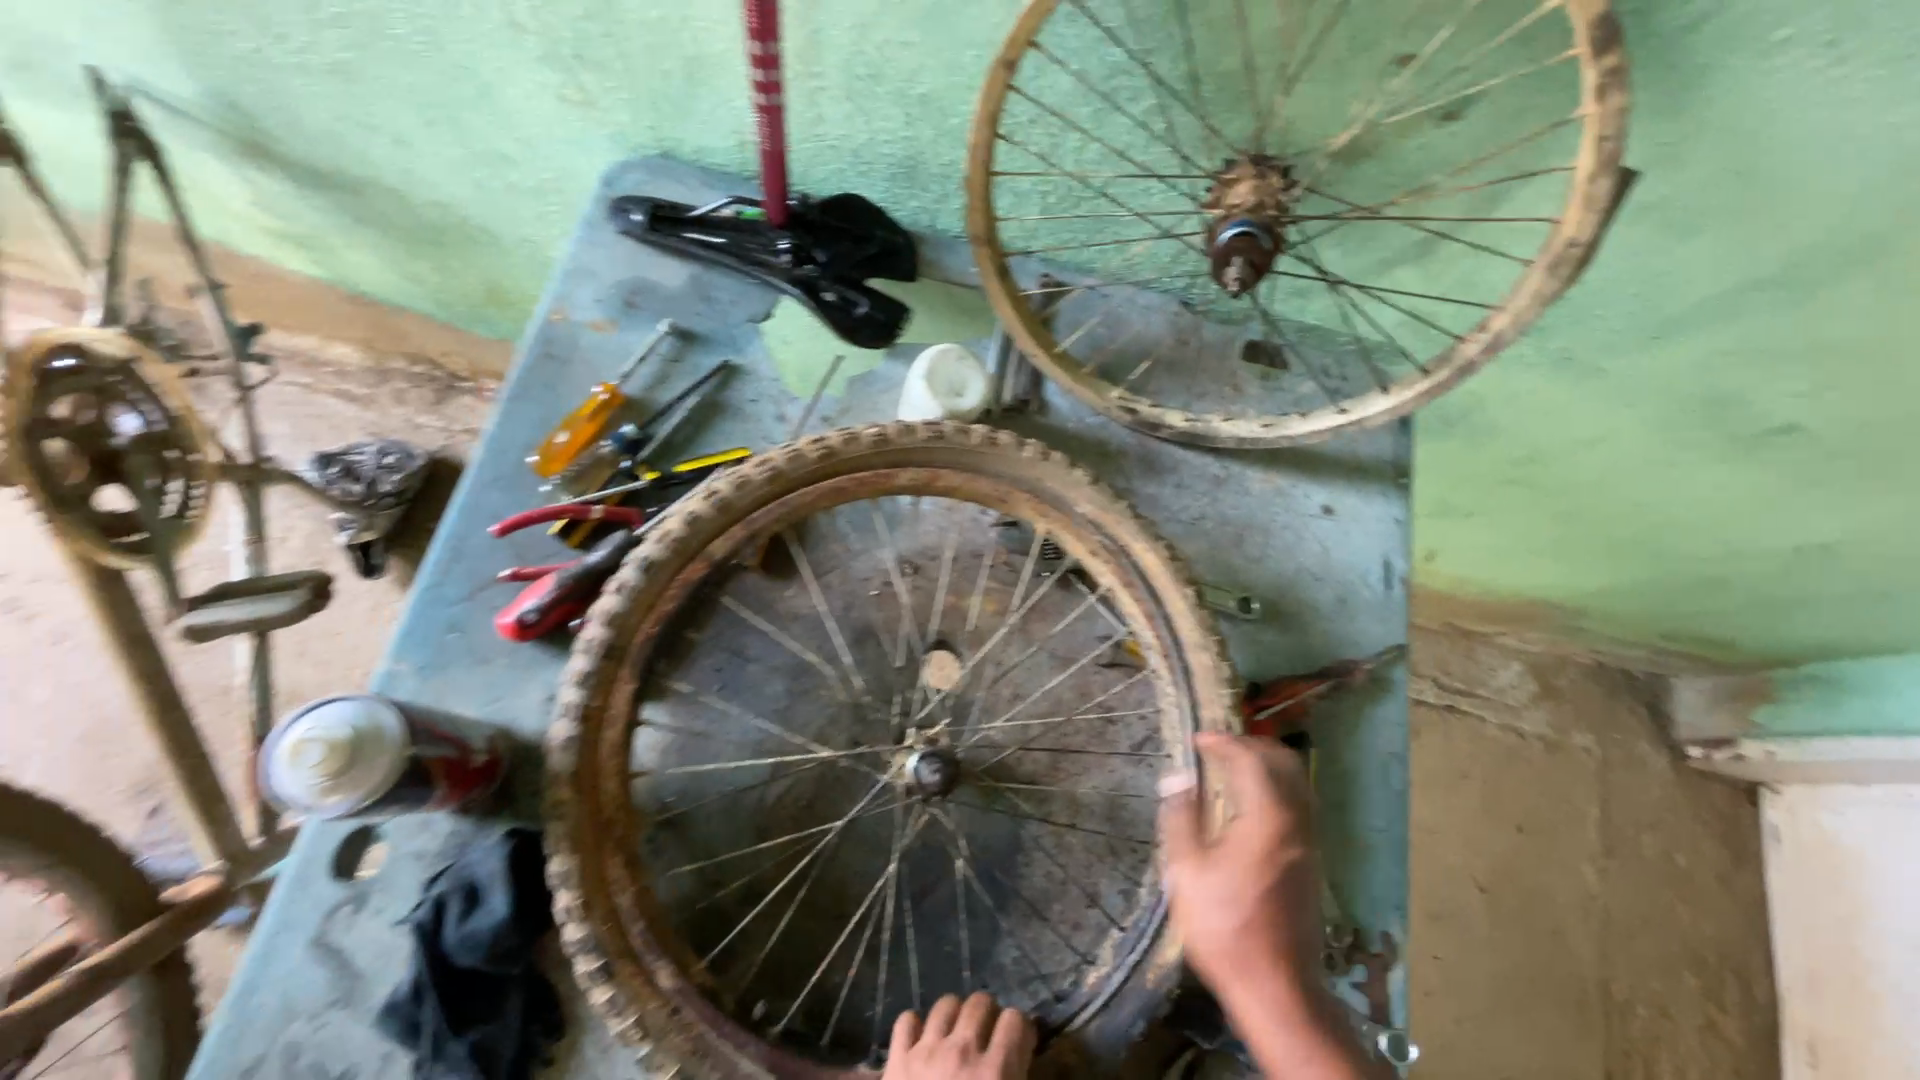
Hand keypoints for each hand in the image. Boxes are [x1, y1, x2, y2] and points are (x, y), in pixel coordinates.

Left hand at [882, 992, 1035, 1079]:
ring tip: (956, 1031)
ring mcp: (926, 1053)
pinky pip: (906, 1020)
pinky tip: (923, 1039)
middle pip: (981, 1002)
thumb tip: (1023, 1055)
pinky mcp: (896, 1061)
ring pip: (945, 1004)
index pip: (1016, 1020)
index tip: (1019, 1040)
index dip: (1020, 1028)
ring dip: (955, 1015)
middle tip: (987, 1034)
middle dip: (988, 1013)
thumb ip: (1015, 1075)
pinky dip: (916, 1026)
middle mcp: (962, 1052)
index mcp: (996, 1073)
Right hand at [1158, 732, 1322, 1005]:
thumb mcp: (1187, 872)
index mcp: (1268, 818)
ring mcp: (1309, 844)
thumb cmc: (1225, 927)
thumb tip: (1178, 778)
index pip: (1250, 759)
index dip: (1222, 742)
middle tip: (1218, 746)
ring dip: (1266, 766)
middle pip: (1284, 763)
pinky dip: (1275, 789)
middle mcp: (1297, 823)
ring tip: (1232, 768)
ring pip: (1296, 784)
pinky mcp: (1311, 863)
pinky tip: (1249, 805)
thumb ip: (1182, 818)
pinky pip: (1298, 805)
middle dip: (1251, 746)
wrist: (1276, 986)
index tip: (1197, 738)